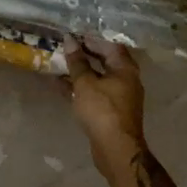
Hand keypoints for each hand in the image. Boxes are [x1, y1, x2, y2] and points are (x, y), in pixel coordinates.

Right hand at [63, 37, 147, 177]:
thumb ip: (77, 61)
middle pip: (105, 61)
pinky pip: (95, 93)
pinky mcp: (112, 112)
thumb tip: (69, 39)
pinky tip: (60, 85)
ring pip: (98, 78)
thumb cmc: (102, 110)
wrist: (116, 150)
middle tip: (65, 48)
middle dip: (85, 54)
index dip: (92, 39)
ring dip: (81, 72)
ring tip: (60, 64)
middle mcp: (127, 80)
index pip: (110, 45)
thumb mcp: (85, 83)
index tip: (74, 36)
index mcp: (125, 69)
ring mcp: (120, 97)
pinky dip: (81, 88)